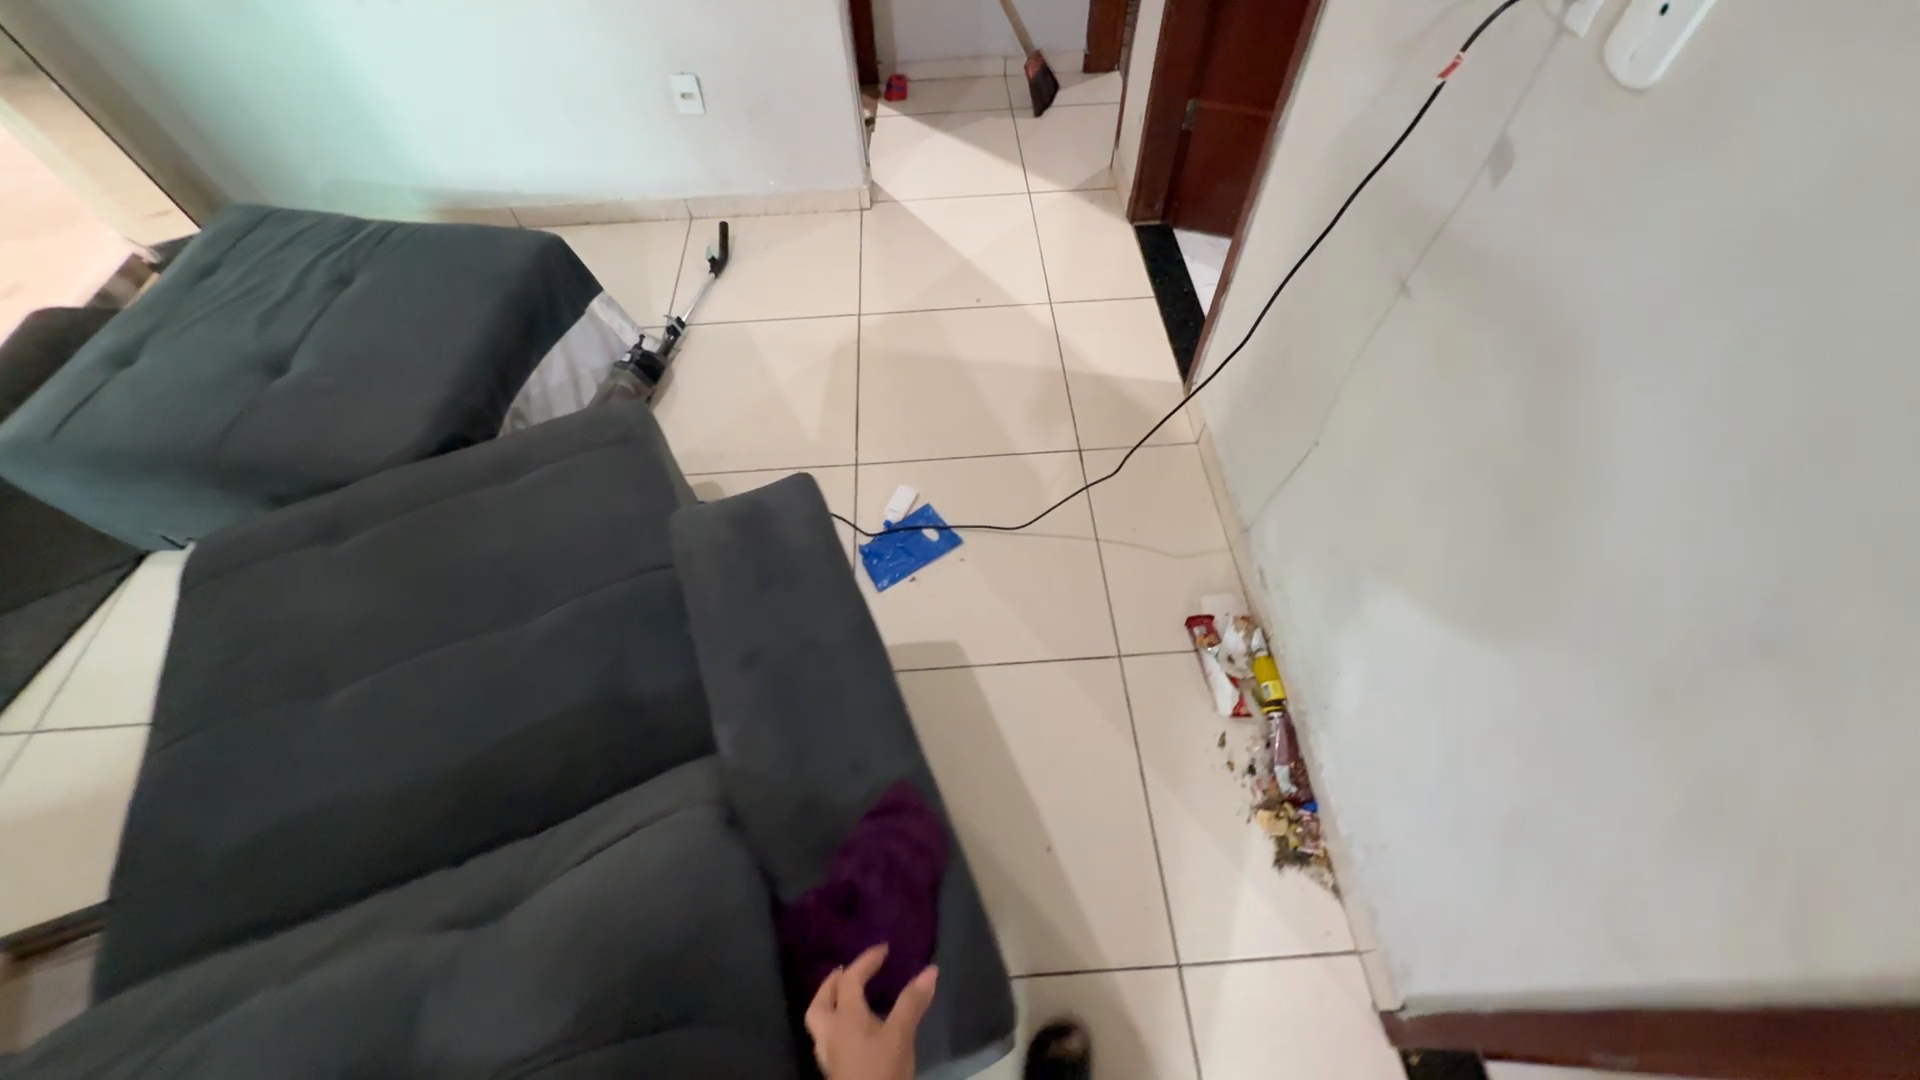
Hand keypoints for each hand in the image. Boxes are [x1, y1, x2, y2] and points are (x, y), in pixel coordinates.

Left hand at [804, 944, 938, 1079]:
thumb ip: (913, 1002)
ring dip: (830, 1005)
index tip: (883, 949)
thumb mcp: (901, 1035)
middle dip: (833, 984)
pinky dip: (835, 1027)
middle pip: (820, 1002)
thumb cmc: (881, 1072)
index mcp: (845, 1018)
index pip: (851, 979)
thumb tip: (930, 970)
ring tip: (847, 1000)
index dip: (866, 961)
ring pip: (819, 1023)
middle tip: (847, 972)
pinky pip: (827, 1040)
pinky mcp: (834, 1073)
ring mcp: (829, 1055)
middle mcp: (830, 1033)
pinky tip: (852, 1034)